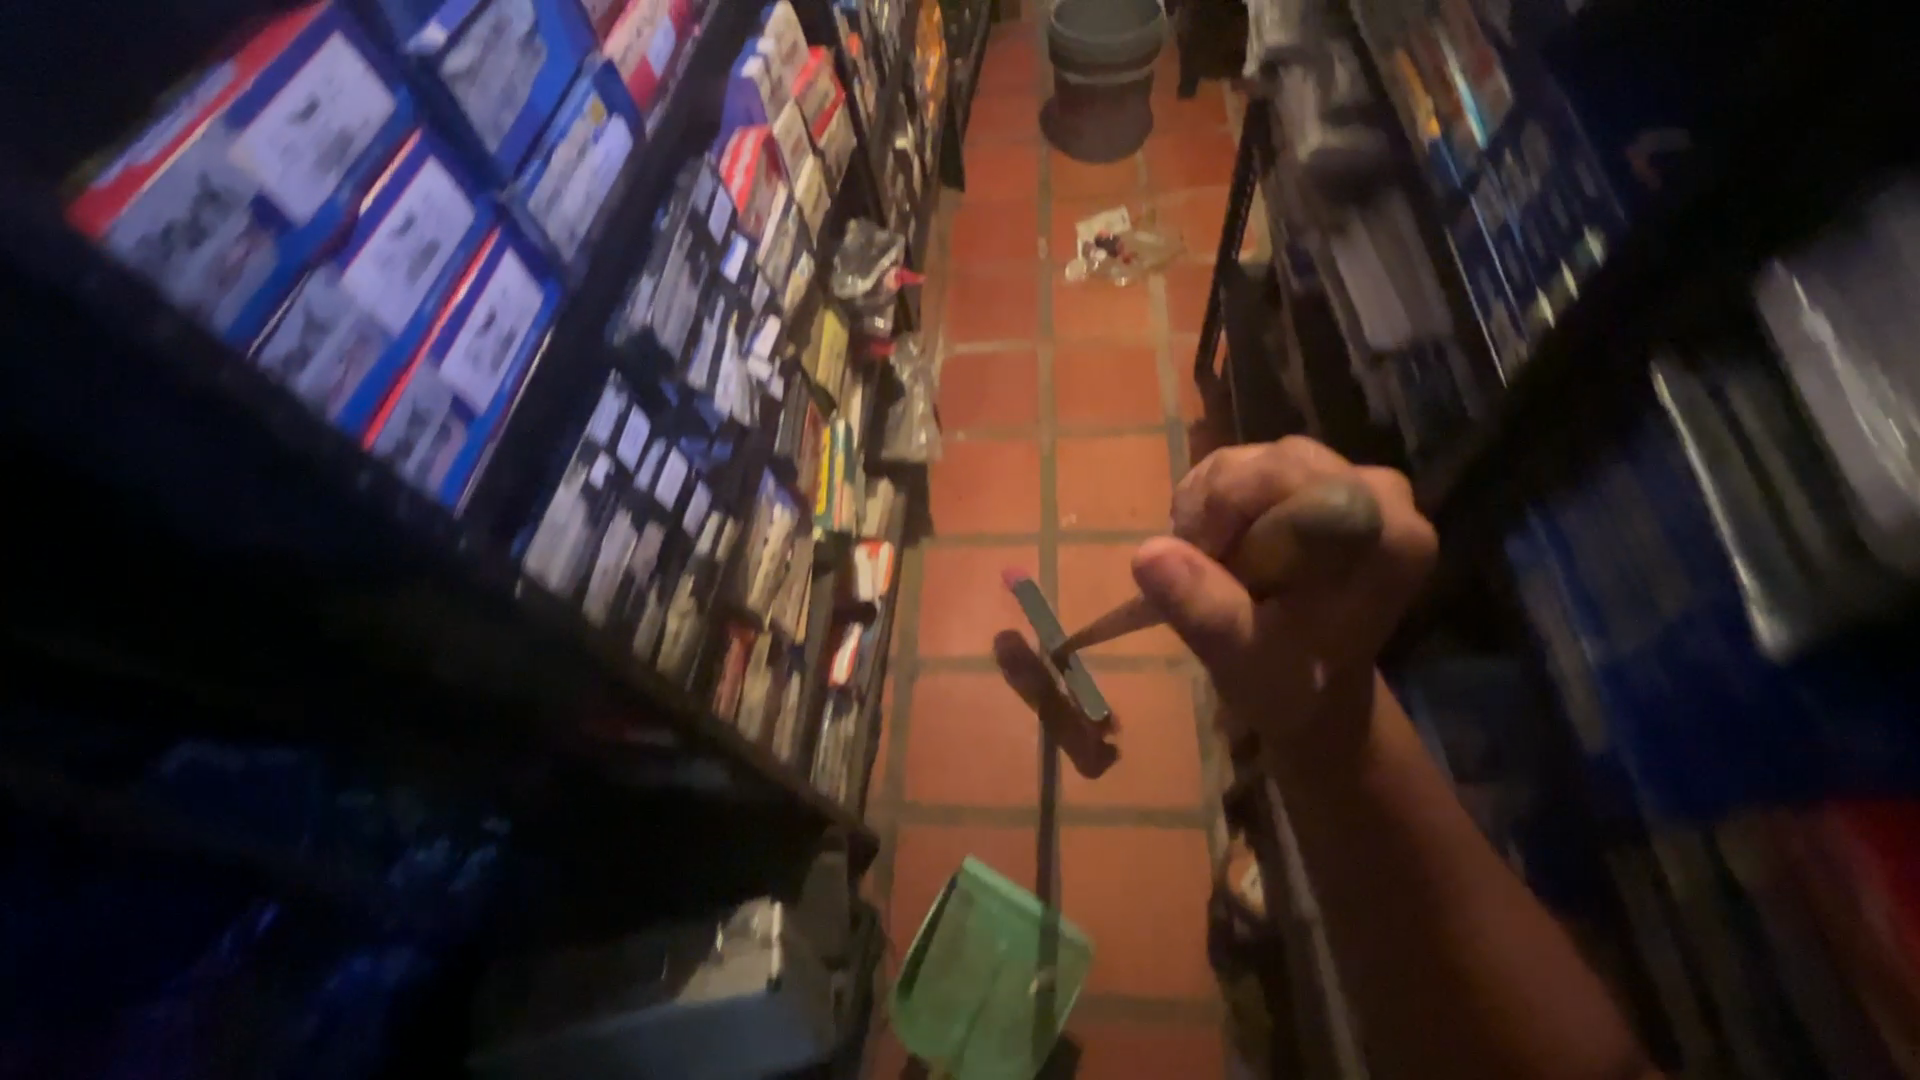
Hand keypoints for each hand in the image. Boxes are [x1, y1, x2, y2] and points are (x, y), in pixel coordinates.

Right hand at [1131, 437, 1436, 756]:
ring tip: (1208, 563)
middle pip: (1270, 464)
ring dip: (1210, 508)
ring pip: (1253, 461)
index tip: (1207, 565)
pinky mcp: (1321, 483)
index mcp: (1386, 537)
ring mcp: (1351, 483)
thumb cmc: (1286, 682)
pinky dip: (1216, 501)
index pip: (1290, 477)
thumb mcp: (1238, 654)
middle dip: (1217, 510)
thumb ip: (1201, 604)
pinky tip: (1216, 544)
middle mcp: (1381, 496)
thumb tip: (1148, 553)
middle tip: (1201, 567)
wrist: (1311, 691)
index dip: (1228, 509)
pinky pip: (1250, 466)